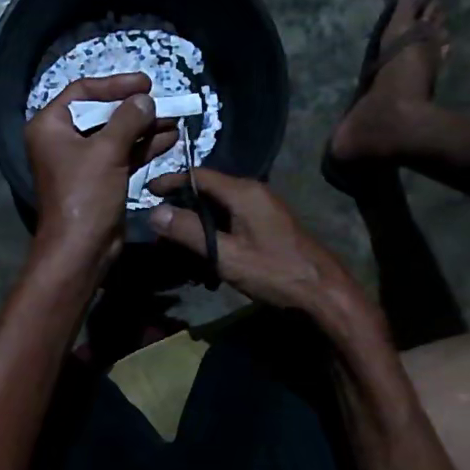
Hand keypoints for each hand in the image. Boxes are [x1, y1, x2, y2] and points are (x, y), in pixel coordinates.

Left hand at [27, 73, 176, 273]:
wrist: (81, 247)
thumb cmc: (85, 194)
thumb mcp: (107, 150)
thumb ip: (128, 119)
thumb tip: (145, 99)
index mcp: (50, 126)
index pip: (82, 92)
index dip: (115, 85)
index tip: (146, 84)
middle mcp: (62, 140)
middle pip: (101, 113)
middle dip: (135, 109)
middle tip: (165, 103)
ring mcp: (81, 161)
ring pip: (115, 135)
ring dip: (144, 127)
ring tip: (175, 119)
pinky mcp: (98, 179)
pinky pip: (121, 155)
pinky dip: (142, 147)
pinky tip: (169, 139)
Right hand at [147, 169, 358, 310]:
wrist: (323, 294)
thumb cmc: (274, 271)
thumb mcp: (225, 254)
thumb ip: (188, 232)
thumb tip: (154, 213)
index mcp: (244, 192)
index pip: (199, 175)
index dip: (171, 181)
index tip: (147, 190)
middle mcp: (253, 193)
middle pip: (208, 192)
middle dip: (182, 210)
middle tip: (159, 229)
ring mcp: (262, 210)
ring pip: (218, 211)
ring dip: (197, 228)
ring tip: (179, 251)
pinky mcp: (266, 227)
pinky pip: (231, 223)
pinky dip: (214, 237)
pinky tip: (205, 262)